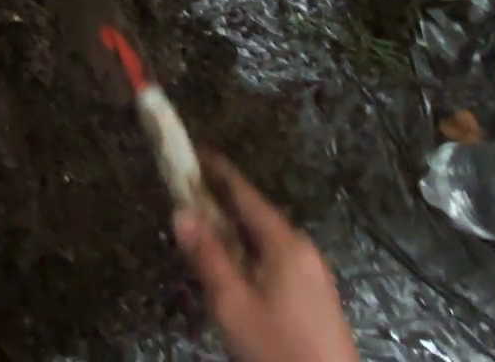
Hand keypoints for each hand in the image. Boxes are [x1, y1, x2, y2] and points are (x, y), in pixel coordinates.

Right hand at [176, 155, 356, 361]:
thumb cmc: (278, 349)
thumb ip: (207, 255)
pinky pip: (272, 258)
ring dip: (230, 230)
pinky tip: (228, 269)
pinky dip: (246, 251)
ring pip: (262, 238)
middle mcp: (302, 249)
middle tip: (181, 197)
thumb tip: (180, 210)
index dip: (215, 170)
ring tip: (197, 233)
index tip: (189, 151)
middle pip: (253, 214)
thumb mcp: (233, 304)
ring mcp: (312, 273)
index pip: (243, 192)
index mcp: (285, 243)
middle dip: (217, 202)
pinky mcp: (314, 295)